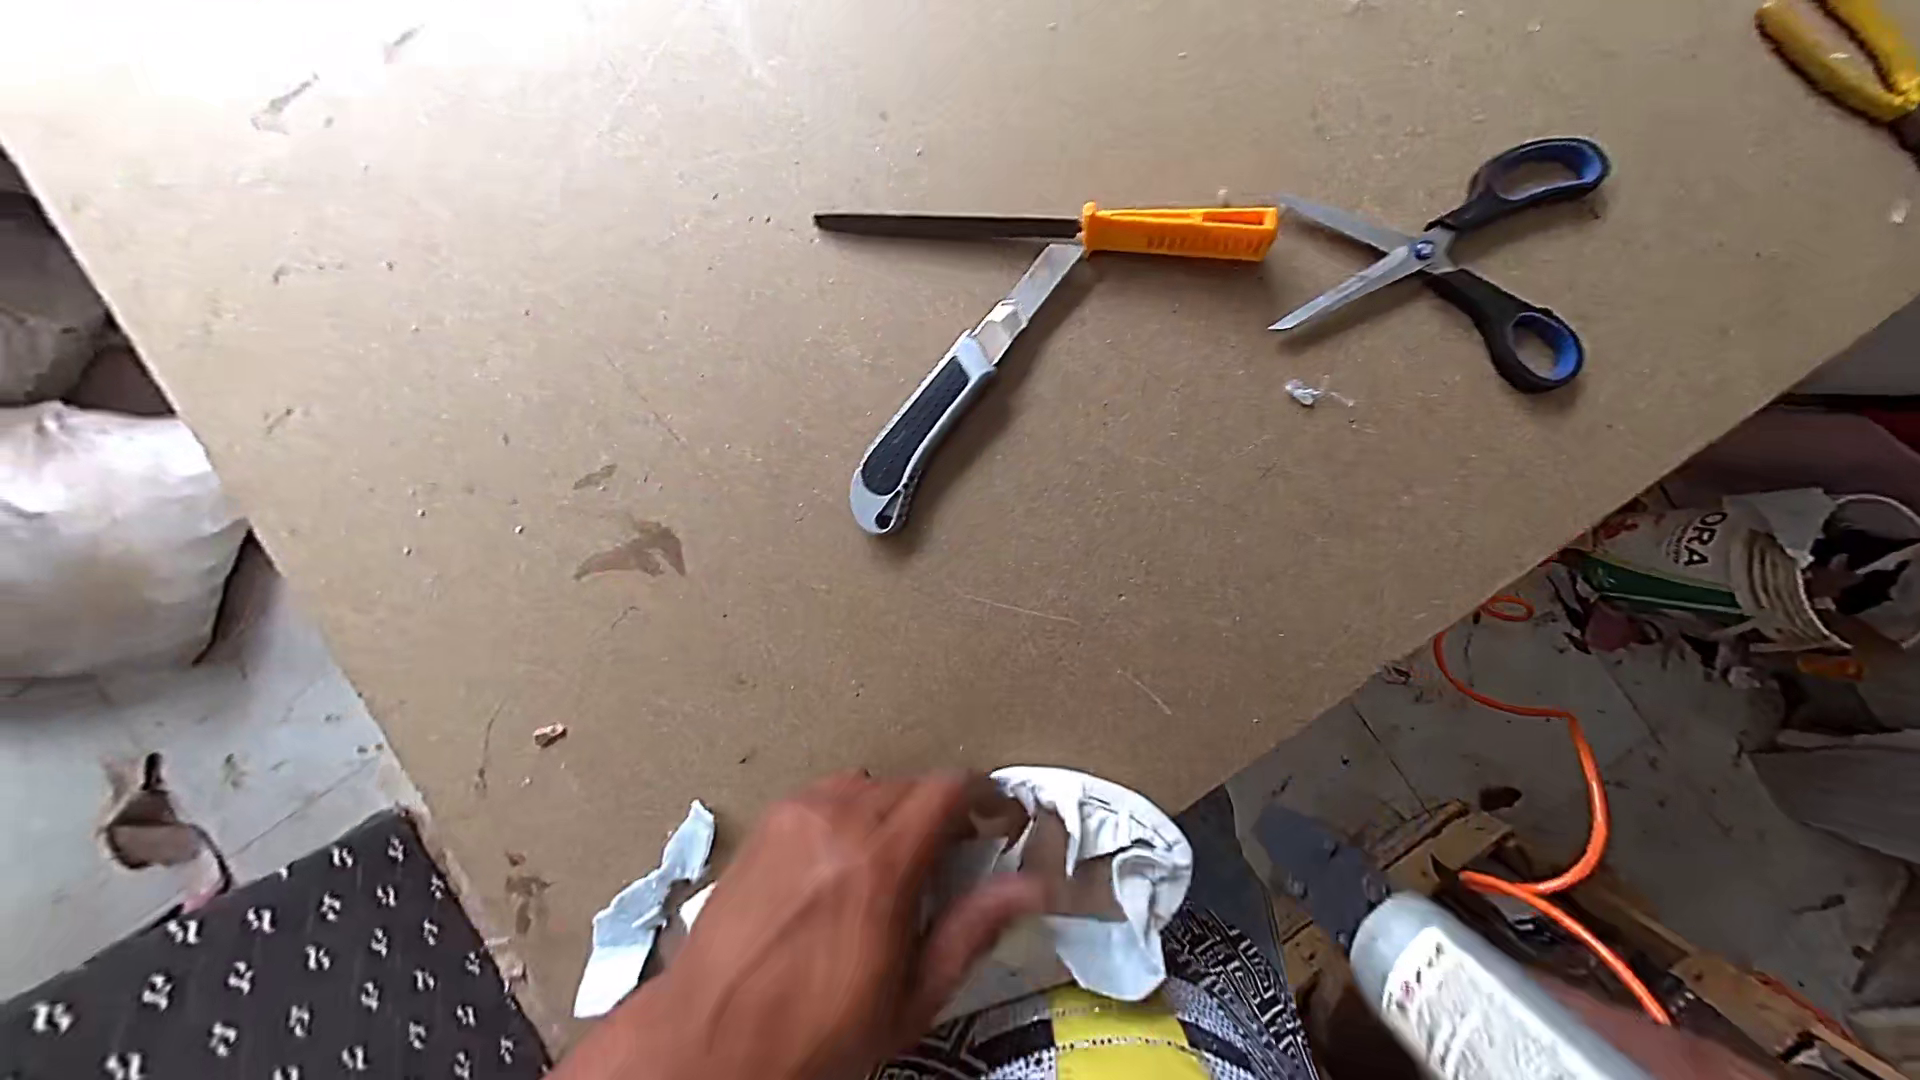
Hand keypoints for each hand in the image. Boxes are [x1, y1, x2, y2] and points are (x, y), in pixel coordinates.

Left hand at [561, 770, 1045, 1079]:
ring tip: (889, 864)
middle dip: (940, 814)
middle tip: (944, 859)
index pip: (950, 787)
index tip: (994, 819)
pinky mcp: (771, 819)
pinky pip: (830, 792)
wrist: (706, 1043)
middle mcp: (841, 820)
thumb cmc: (813, 1035)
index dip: (982, 797)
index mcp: (882, 862)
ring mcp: (800, 814)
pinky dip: (851, 813)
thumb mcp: (911, 997)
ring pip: (873, 784)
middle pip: (915, 784)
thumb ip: (974, 927)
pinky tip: (842, 861)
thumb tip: (1029, 888)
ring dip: (894, 812)